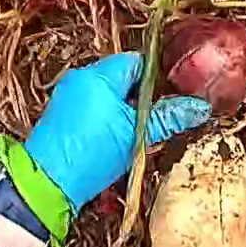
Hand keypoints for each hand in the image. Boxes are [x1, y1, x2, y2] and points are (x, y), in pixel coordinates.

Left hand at [25, 52, 212, 210]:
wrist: (45, 186)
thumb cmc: (91, 154)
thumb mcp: (136, 134)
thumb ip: (168, 117)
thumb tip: (200, 107)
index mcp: (100, 75)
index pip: (138, 61)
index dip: (157, 75)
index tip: (173, 93)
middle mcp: (82, 78)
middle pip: (124, 75)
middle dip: (143, 94)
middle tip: (161, 113)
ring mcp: (69, 95)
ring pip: (110, 91)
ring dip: (126, 106)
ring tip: (142, 127)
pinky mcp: (62, 114)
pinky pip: (94, 104)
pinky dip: (110, 114)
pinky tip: (120, 135)